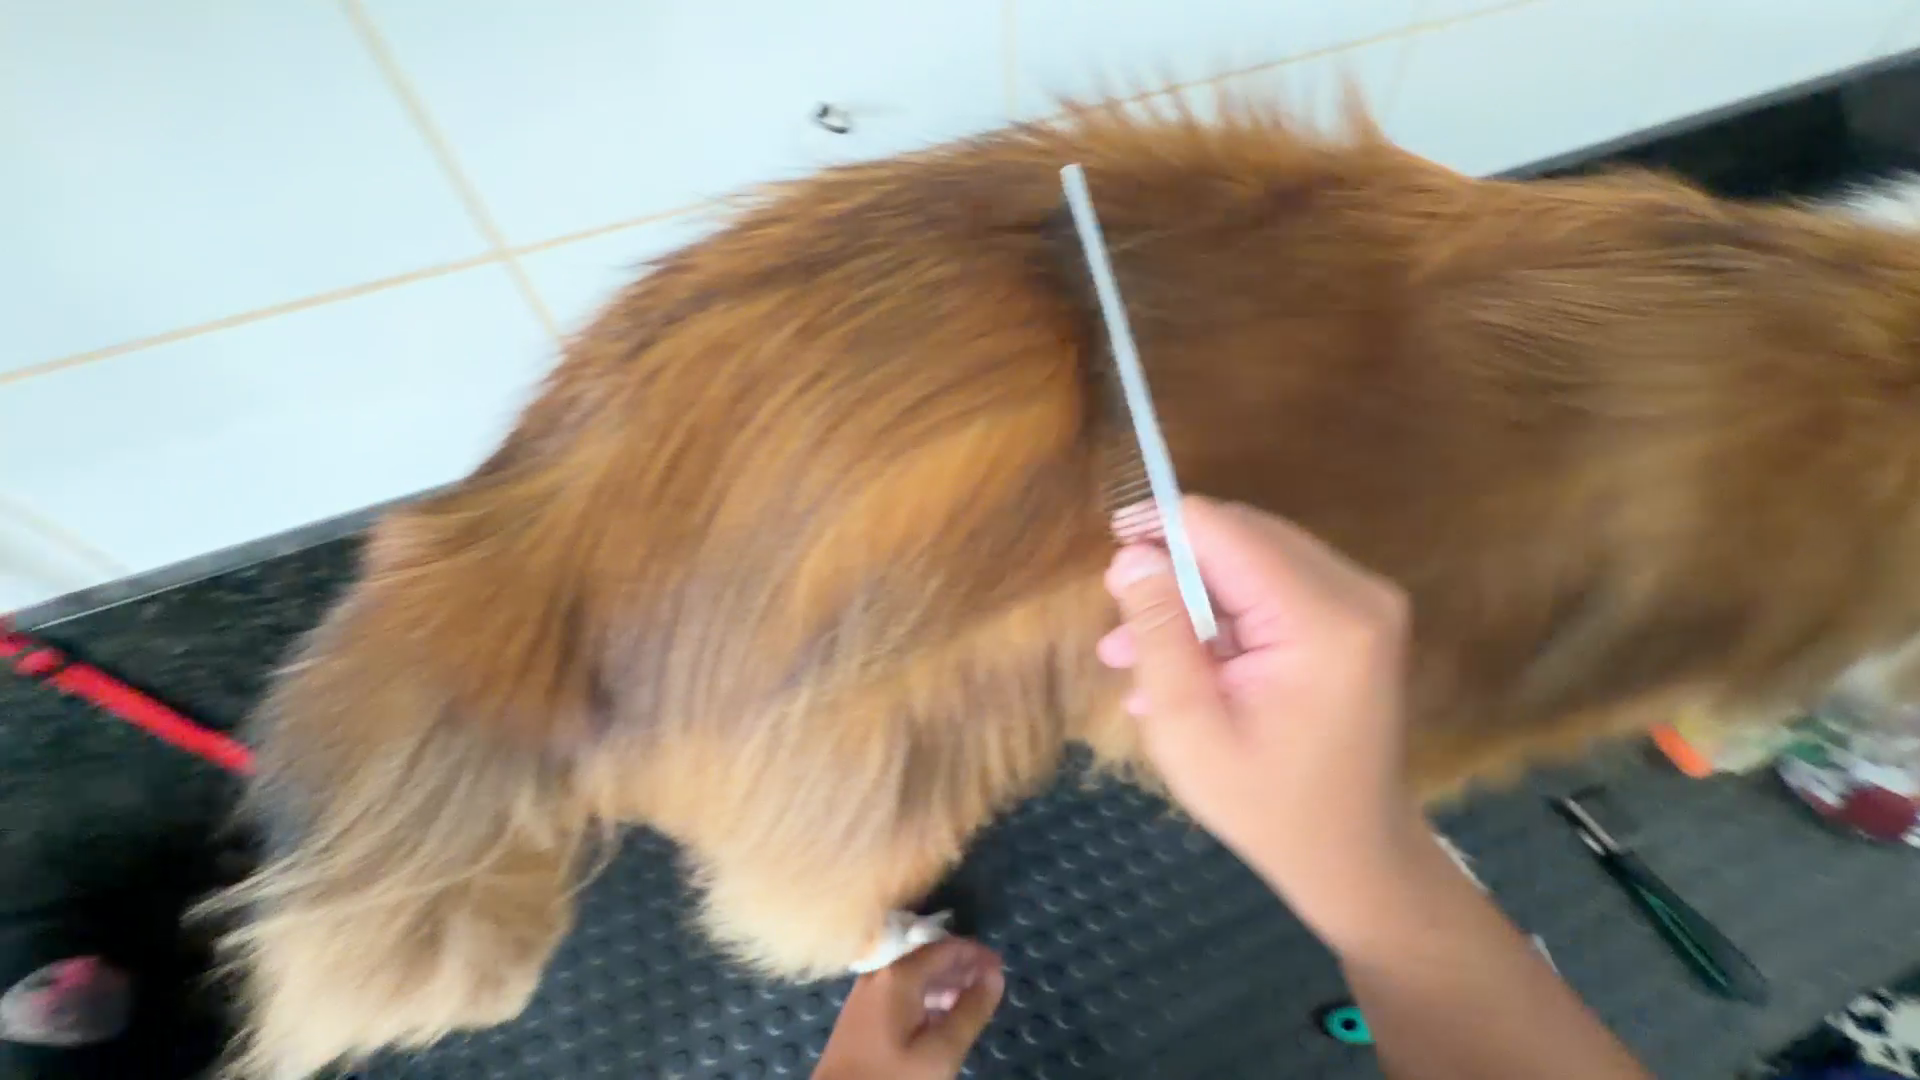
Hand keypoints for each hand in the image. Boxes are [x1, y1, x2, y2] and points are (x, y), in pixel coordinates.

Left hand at [812, 938, 1003, 1079]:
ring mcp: (868, 989)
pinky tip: (940, 1014)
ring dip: (945, 981)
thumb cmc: (891, 1079)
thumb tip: (995, 976)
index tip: (1001, 966)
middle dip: (962, 966)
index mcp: (898, 973)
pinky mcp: (862, 1009)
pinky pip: (902, 988)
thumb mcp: (939, 1053)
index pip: (946, 947)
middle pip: (929, 955)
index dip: (976, 953)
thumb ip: (970, 1012)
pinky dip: (926, 994)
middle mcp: (881, 970)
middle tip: (990, 984)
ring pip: (915, 972)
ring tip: (971, 1001)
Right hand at [1096, 497, 1425, 947]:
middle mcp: (1355, 593)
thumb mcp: (1189, 725)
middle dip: (1172, 568)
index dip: (1160, 528)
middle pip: (1240, 536)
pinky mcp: (1351, 620)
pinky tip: (1178, 664)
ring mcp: (1360, 605)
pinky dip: (1219, 615)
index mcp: (1322, 619)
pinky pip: (1270, 588)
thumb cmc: (1265, 804)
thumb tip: (1130, 554)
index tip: (1111, 554)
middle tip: (1120, 619)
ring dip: (1189, 596)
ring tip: (1131, 654)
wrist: (1352, 860)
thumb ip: (1158, 631)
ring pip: (1250, 559)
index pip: (1224, 530)